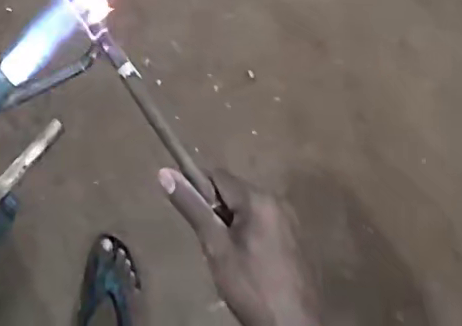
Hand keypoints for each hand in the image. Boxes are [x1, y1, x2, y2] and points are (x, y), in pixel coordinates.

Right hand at [159, 168, 317, 325]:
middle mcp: (278, 204)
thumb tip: (164, 172)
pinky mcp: (297, 244)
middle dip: (215, 210)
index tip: (194, 216)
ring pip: (245, 210)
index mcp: (258, 200)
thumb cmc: (252, 288)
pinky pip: (261, 225)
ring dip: (231, 224)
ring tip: (228, 255)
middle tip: (211, 242)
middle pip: (231, 192)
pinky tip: (248, 264)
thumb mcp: (215, 247)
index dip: (198, 191)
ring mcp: (291, 225)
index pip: (215, 175)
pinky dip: (248, 235)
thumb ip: (192, 206)